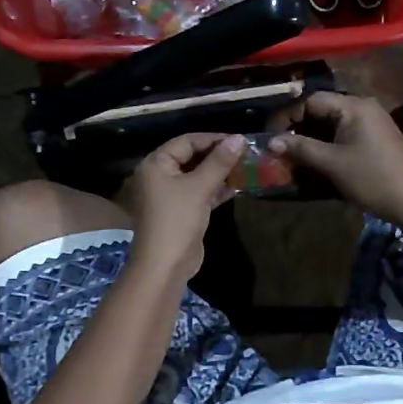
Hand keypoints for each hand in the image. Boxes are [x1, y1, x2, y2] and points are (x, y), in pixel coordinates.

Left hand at [121, 133, 243, 280]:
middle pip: (192, 157)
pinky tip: (238, 185)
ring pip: (198, 175)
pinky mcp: (182, 211)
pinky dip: (216, 188)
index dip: (213, 139)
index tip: (239, 140)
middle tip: (245, 153)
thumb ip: (219, 162)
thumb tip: (239, 138)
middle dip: (218, 155)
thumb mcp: (199, 187)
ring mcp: (170, 194)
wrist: (166, 264)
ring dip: (220, 172)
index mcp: (156, 164)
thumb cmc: (178, 220)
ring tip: (246, 166)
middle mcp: (160, 175)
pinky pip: (200, 192)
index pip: (187, 141)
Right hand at [270, 92, 402, 222]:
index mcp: (354, 106)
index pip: (312, 101)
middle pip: (322, 110)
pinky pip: (344, 134)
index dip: (288, 116)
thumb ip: (300, 148)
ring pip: (332, 124)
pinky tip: (315, 160)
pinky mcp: (375, 138)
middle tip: (279, 147)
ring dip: (312, 138)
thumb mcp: (331, 163)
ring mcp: (371, 123)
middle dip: (299, 128)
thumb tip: (271, 141)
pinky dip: (327, 144)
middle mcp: (363, 107)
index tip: (271, 135)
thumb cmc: (371, 178)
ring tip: (293, 156)